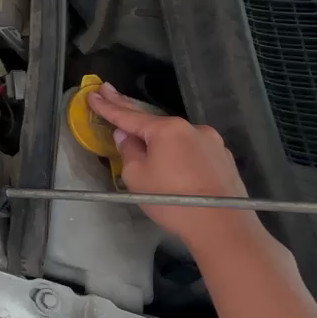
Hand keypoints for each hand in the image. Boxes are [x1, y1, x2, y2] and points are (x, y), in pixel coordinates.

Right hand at [87, 85, 265, 253]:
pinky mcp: (223, 159)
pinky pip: (190, 148)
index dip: (107, 106)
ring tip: (138, 134)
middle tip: (108, 90)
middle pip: (152, 118)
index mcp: (167, 129)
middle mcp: (192, 129)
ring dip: (156, 134)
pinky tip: (170, 157)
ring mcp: (212, 143)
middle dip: (127, 105)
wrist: (223, 227)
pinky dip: (176, 149)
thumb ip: (128, 150)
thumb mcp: (136, 175)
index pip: (128, 116)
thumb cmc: (171, 200)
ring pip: (174, 135)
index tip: (93, 94)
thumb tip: (127, 136)